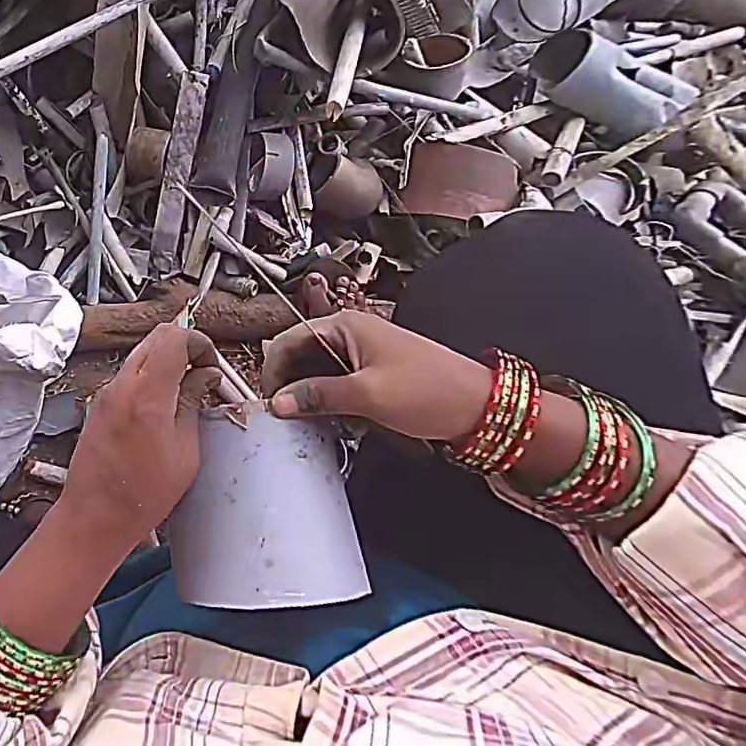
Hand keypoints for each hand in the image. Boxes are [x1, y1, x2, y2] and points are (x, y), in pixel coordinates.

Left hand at [61, 324, 220, 546]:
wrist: (94, 518)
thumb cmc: (141, 495)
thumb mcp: (185, 451)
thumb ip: (193, 403)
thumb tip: (205, 376)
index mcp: (148, 395)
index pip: (174, 338)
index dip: (199, 343)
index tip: (211, 363)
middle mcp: (123, 386)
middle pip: (157, 337)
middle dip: (184, 345)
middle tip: (202, 370)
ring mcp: (107, 392)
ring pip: (142, 351)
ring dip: (167, 359)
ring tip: (186, 388)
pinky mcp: (100, 403)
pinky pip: (130, 372)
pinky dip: (151, 374)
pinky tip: (164, 402)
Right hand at [260, 310, 492, 441]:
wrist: (477, 405)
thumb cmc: (428, 390)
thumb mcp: (366, 395)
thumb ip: (318, 396)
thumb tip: (279, 401)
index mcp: (346, 325)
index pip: (290, 339)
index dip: (274, 369)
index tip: (268, 400)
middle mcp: (351, 332)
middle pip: (302, 354)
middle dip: (293, 384)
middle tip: (288, 416)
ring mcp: (363, 351)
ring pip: (319, 371)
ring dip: (313, 395)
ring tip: (315, 421)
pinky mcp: (373, 371)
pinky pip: (339, 382)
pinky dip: (332, 401)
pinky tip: (339, 420)